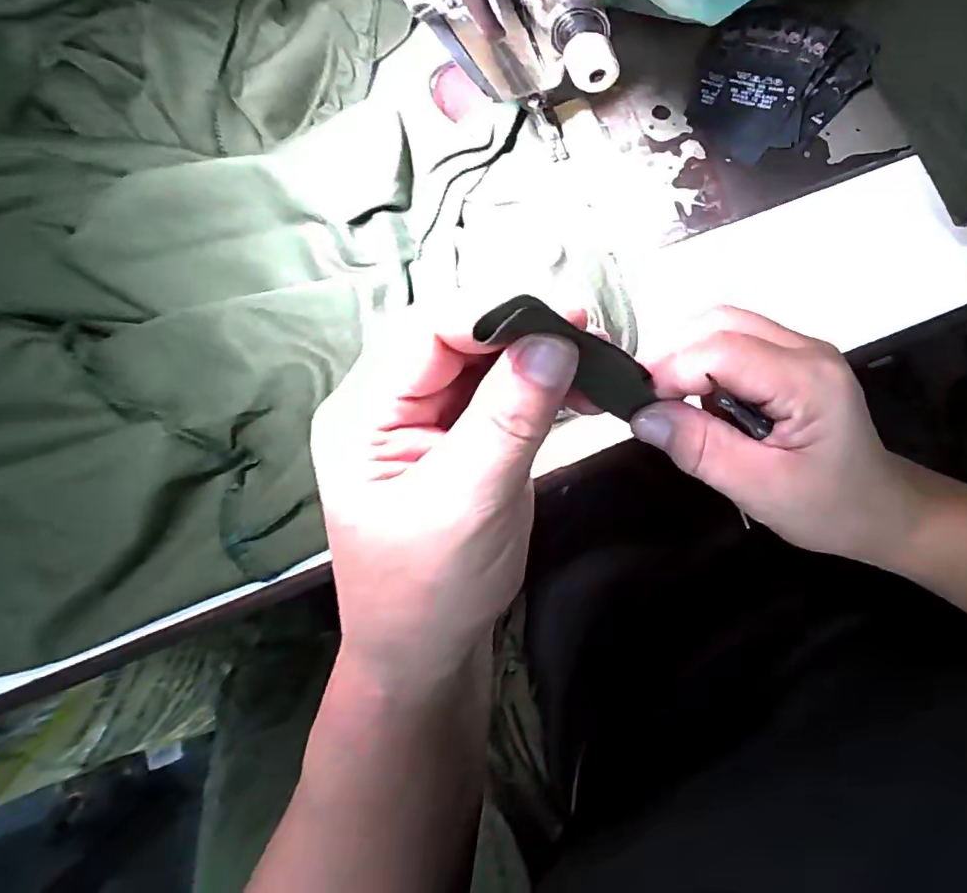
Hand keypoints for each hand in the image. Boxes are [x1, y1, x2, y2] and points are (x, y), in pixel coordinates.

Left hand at [310, 308, 579, 694]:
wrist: (430, 649)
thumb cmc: (430, 589)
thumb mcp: (470, 501)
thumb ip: (510, 418)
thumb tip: (555, 343)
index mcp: (366, 414)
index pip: (426, 333)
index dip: (493, 316)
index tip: (565, 320)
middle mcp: (395, 403)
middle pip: (462, 338)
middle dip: (528, 331)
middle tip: (593, 334)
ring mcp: (434, 417)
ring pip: (493, 360)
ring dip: (546, 355)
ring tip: (601, 359)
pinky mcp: (470, 433)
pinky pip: (511, 390)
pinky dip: (551, 383)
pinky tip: (587, 387)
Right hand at [629, 307, 924, 565]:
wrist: (879, 508)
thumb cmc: (829, 507)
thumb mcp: (761, 489)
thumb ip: (701, 449)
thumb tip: (642, 415)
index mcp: (808, 379)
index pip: (723, 349)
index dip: (673, 370)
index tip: (640, 407)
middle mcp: (807, 349)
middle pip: (723, 322)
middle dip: (677, 356)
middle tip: (650, 403)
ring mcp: (804, 350)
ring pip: (728, 326)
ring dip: (691, 358)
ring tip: (674, 405)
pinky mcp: (795, 360)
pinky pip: (740, 343)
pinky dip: (709, 366)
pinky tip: (706, 404)